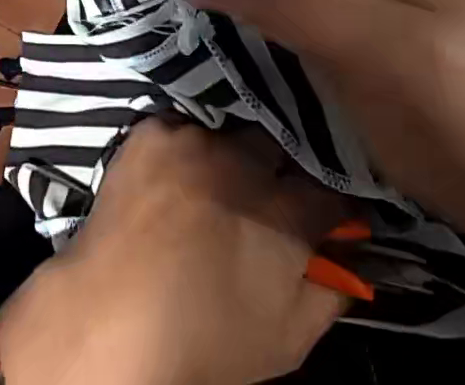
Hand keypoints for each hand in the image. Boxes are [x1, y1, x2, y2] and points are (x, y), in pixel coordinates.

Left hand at [0, 119, 347, 384]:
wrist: (111, 314)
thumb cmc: (206, 337)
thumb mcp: (287, 339)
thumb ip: (330, 294)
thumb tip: (354, 267)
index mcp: (285, 211)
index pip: (330, 189)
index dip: (331, 204)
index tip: (326, 215)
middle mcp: (244, 162)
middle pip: (279, 146)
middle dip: (280, 167)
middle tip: (264, 193)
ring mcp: (195, 141)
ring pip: (230, 132)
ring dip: (230, 153)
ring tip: (215, 178)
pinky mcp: (154, 131)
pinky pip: (182, 126)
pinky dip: (185, 145)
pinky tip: (177, 170)